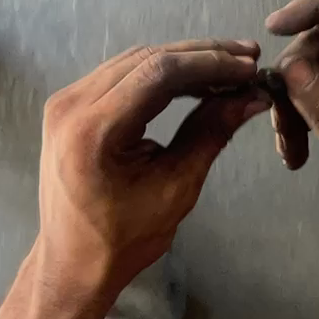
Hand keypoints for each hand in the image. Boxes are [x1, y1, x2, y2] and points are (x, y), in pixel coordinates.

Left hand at [36, 39, 269, 300]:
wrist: (70, 263)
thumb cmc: (124, 239)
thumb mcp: (175, 188)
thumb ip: (210, 133)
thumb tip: (252, 95)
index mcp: (94, 129)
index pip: (158, 73)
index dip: (209, 64)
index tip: (248, 66)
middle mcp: (72, 103)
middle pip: (147, 58)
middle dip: (202, 56)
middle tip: (248, 57)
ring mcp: (66, 99)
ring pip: (135, 60)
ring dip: (184, 59)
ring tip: (230, 65)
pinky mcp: (70, 102)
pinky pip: (122, 73)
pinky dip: (161, 71)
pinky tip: (194, 77)